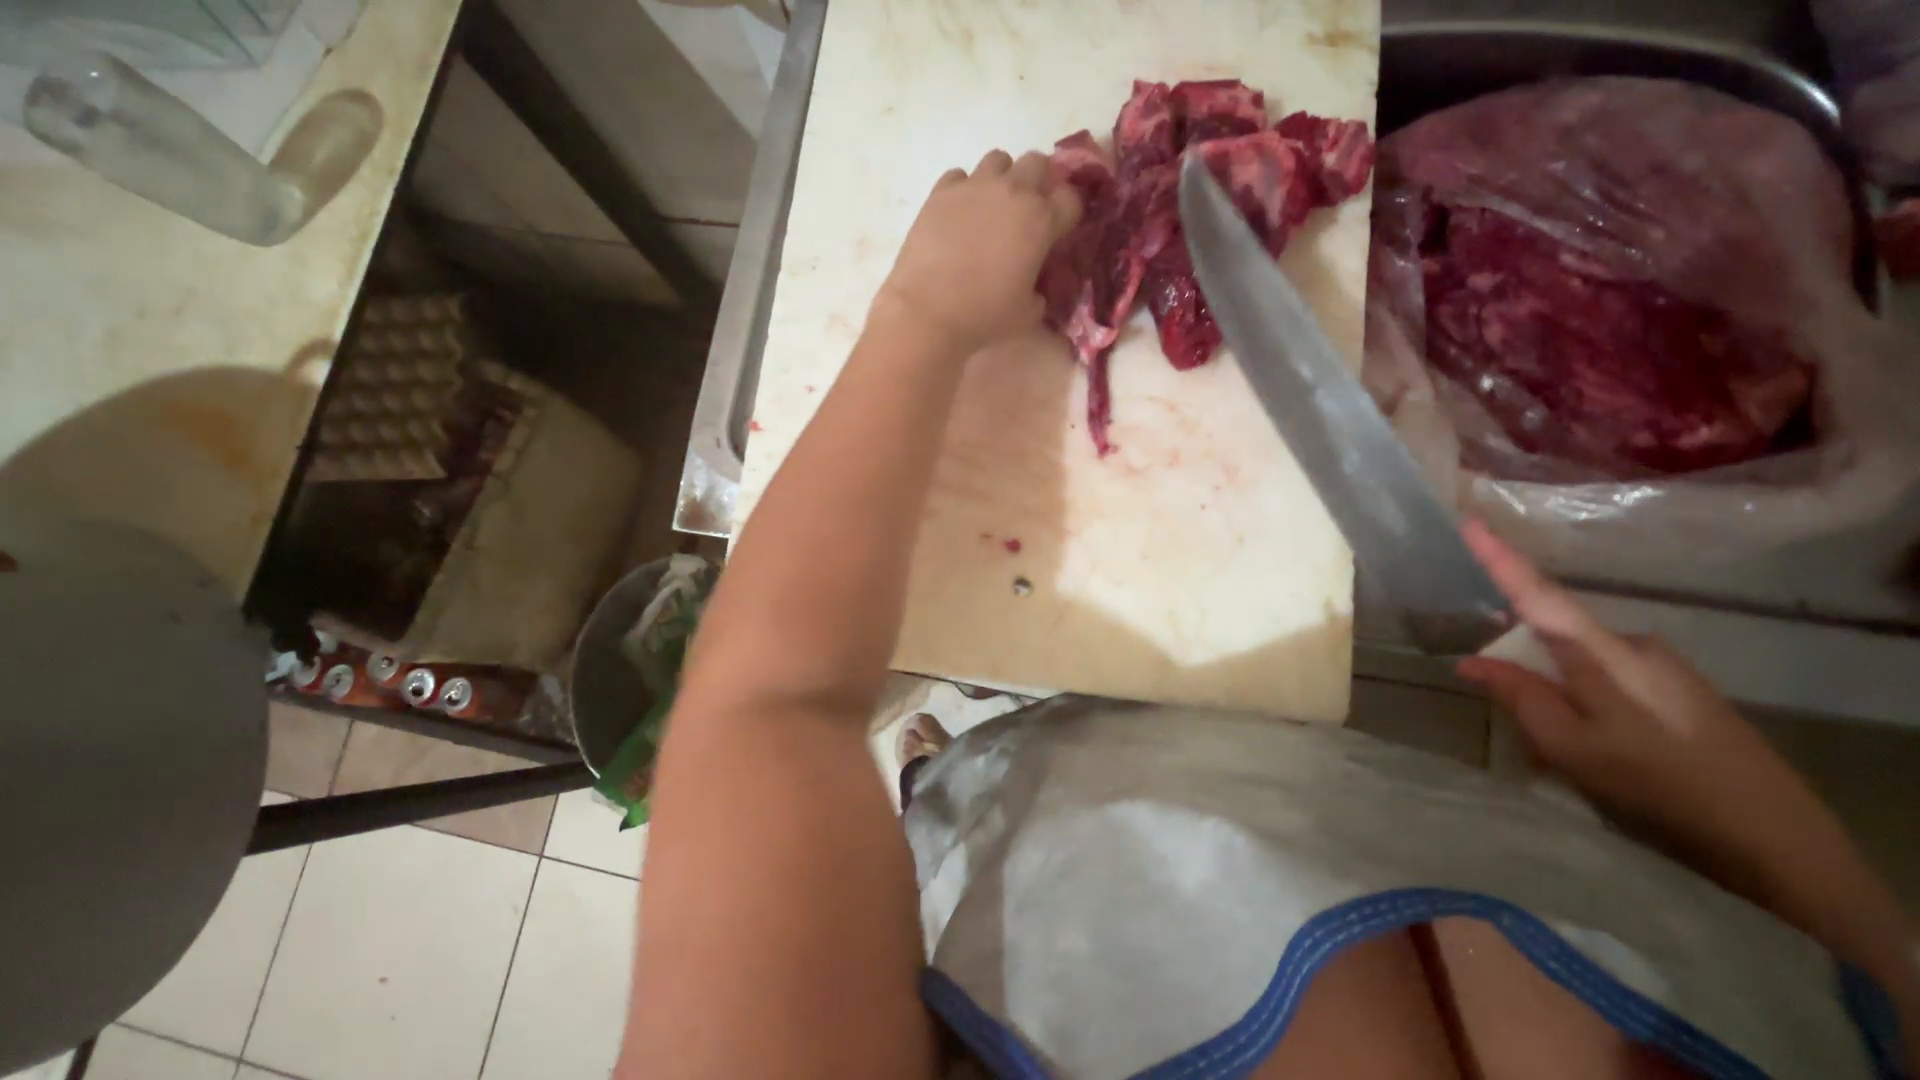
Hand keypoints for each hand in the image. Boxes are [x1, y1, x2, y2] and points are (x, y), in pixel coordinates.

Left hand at [873, 149, 1081, 357]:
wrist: (928, 312)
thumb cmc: (985, 316)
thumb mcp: (1029, 312)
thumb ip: (1039, 290)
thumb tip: (1034, 287)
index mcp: (1041, 220)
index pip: (1070, 198)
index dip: (1067, 212)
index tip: (1059, 229)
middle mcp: (1012, 192)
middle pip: (1037, 162)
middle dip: (1038, 181)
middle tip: (1028, 209)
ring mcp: (974, 187)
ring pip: (998, 159)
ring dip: (1002, 177)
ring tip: (993, 206)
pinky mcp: (940, 193)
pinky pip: (959, 175)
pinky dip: (963, 189)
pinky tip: (959, 214)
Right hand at [1454, 521, 1841, 886]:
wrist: (1772, 834)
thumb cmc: (1656, 784)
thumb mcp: (1570, 748)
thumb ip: (1519, 697)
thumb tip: (1471, 660)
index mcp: (1601, 652)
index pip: (1537, 594)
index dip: (1499, 558)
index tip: (1469, 520)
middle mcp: (1632, 645)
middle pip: (1554, 638)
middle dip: (1524, 673)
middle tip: (1525, 735)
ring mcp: (1662, 666)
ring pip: (1579, 667)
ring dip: (1557, 701)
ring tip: (1563, 763)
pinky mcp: (1679, 689)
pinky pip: (1608, 683)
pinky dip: (1586, 710)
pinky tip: (1599, 759)